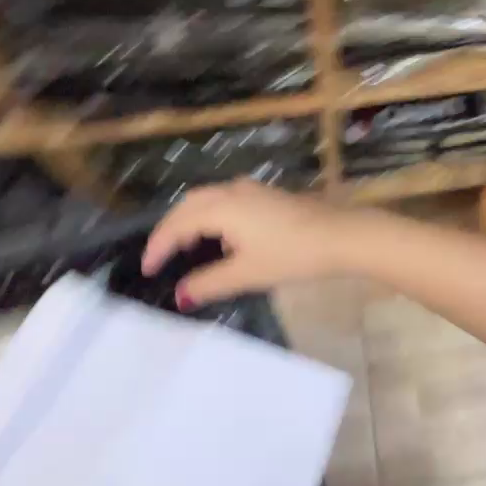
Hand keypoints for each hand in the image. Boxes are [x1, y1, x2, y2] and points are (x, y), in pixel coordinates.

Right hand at [140, 181, 363, 308]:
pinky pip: (225, 201)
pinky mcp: (266, 196)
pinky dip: (210, 216)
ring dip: (190, 219)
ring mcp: (252, 191)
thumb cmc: (292, 254)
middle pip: (190, 203)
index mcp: (223, 207)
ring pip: (209, 199)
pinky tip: (217, 240)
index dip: (159, 245)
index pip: (179, 223)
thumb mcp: (247, 273)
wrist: (339, 235)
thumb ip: (209, 283)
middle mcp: (233, 191)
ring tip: (182, 249)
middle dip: (170, 227)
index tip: (147, 269)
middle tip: (159, 257)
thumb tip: (180, 294)